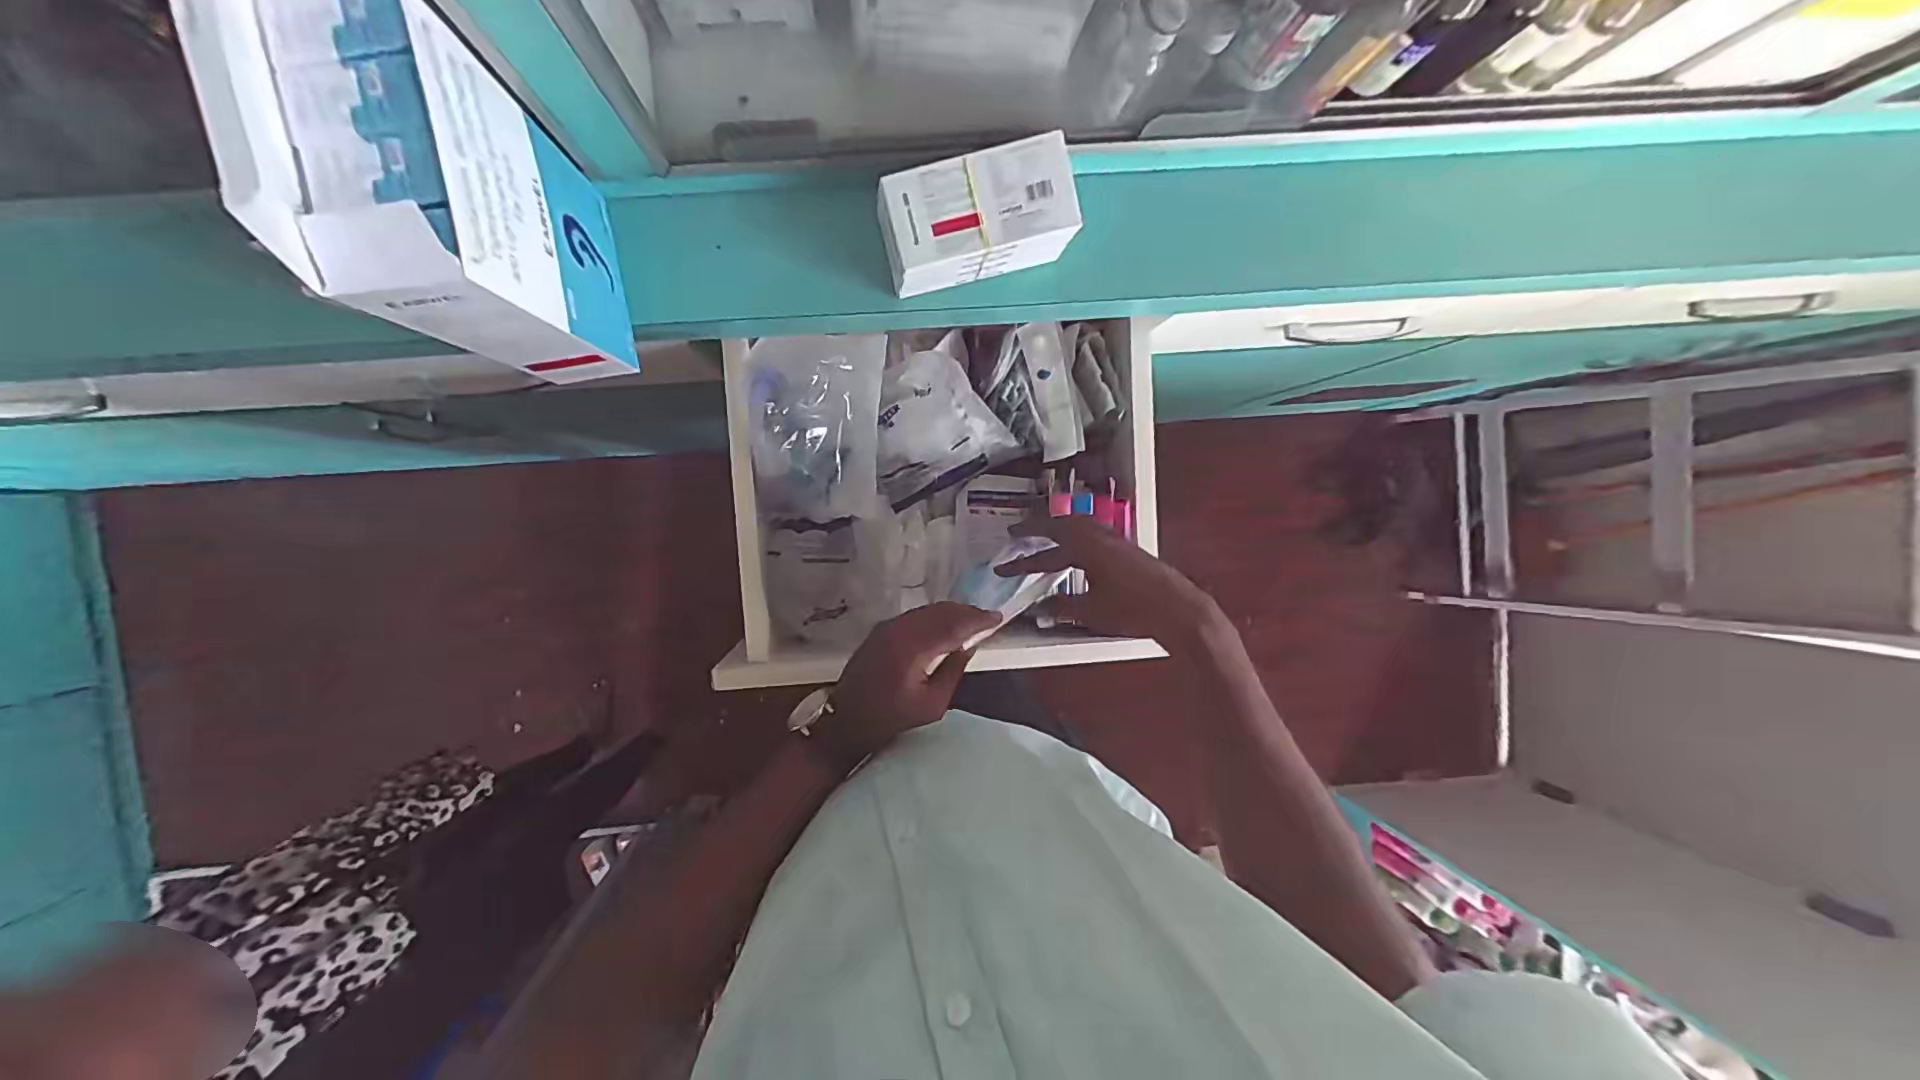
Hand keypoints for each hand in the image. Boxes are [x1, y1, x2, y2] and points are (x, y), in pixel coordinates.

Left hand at [813, 602, 1000, 770]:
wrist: (845, 721)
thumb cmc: (891, 720)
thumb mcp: (932, 704)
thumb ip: (953, 670)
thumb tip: (970, 646)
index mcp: (911, 648)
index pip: (952, 625)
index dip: (977, 619)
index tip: (997, 618)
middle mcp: (898, 630)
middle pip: (940, 611)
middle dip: (966, 611)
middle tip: (988, 618)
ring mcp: (886, 627)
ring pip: (927, 610)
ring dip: (951, 612)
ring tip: (972, 620)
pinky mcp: (880, 630)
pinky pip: (915, 615)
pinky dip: (935, 616)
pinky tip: (946, 625)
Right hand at [994, 515, 1222, 649]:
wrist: (1179, 610)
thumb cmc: (1133, 609)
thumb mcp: (1091, 611)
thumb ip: (1062, 606)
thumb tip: (1041, 608)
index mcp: (1087, 546)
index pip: (1048, 544)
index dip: (1024, 551)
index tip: (1006, 554)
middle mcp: (1101, 537)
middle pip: (1063, 525)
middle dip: (1039, 528)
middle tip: (1019, 532)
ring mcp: (1117, 542)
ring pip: (1080, 528)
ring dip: (1059, 531)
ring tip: (1044, 537)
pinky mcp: (1128, 552)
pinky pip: (1094, 536)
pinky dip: (1077, 540)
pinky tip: (1077, 554)